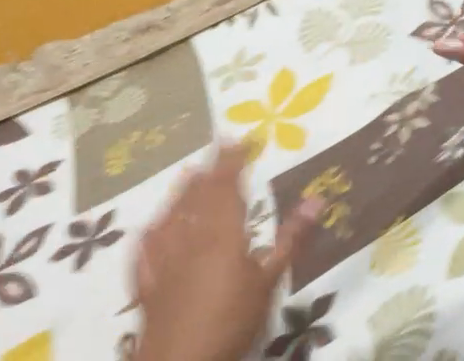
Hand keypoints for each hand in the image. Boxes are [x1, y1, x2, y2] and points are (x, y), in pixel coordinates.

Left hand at [132, 141, 321, 360]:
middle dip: (210, 169)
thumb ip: (291, 238)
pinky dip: (152, 232)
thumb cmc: (231, 324)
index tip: (243, 139)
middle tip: (219, 148)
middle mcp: (191, 239)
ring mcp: (164, 262)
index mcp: (223, 234)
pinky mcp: (147, 286)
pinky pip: (146, 250)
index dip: (234, 160)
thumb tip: (317, 198)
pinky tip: (151, 228)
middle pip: (198, 195)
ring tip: (188, 174)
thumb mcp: (270, 282)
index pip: (228, 185)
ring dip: (181, 192)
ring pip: (171, 216)